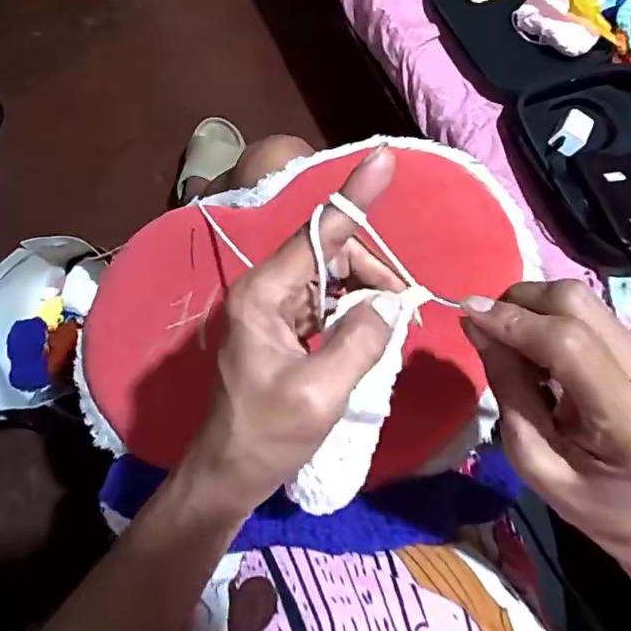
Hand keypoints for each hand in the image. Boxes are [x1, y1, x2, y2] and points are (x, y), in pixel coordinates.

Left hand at [181, 147, 406, 514]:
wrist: (229, 471)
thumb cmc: (266, 435)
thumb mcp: (319, 395)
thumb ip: (358, 342)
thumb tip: (387, 305)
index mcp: (263, 294)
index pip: (316, 233)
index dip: (353, 196)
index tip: (383, 158)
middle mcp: (265, 288)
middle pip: (328, 252)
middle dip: (370, 269)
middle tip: (402, 307)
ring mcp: (272, 305)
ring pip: (331, 275)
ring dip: (365, 289)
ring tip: (391, 321)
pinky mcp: (281, 324)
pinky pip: (326, 299)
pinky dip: (353, 307)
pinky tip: (369, 328)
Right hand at [462, 280, 630, 562]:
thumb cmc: (587, 497)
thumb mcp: (531, 458)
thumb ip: (506, 386)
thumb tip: (476, 323)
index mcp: (629, 422)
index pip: (568, 343)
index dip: (514, 320)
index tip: (468, 312)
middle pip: (576, 303)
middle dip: (520, 301)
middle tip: (490, 327)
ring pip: (581, 299)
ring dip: (534, 308)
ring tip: (517, 344)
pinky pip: (590, 312)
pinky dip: (554, 320)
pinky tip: (548, 355)